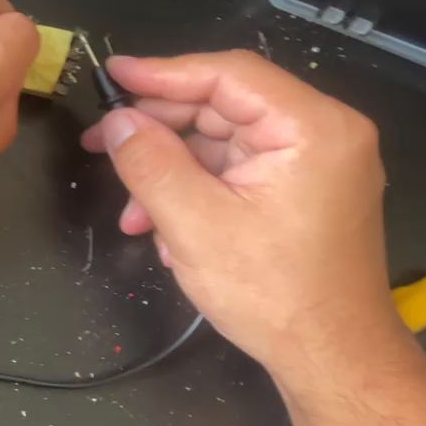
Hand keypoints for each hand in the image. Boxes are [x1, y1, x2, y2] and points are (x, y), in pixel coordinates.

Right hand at [81, 50, 405, 377]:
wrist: (327, 352)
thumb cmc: (270, 289)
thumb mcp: (195, 224)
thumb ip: (150, 165)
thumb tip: (116, 123)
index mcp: (311, 130)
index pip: (229, 77)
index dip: (164, 72)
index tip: (110, 75)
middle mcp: (319, 135)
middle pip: (221, 107)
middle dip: (156, 129)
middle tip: (98, 143)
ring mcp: (308, 165)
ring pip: (217, 143)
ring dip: (165, 170)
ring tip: (129, 211)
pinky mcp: (294, 192)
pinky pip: (228, 172)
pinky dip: (187, 190)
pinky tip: (158, 224)